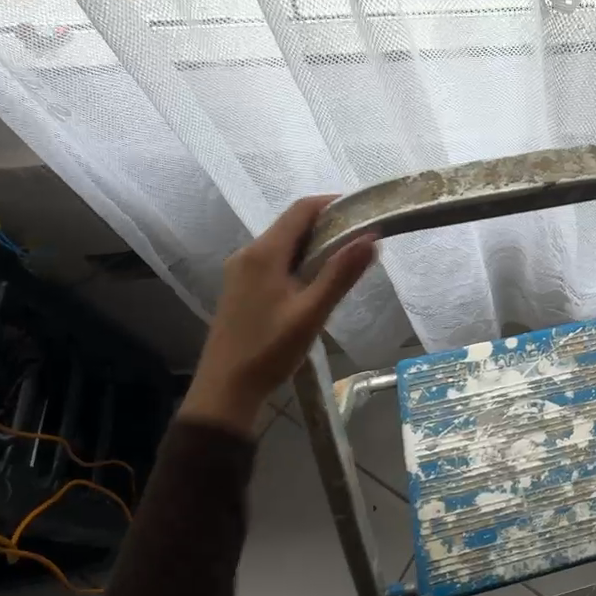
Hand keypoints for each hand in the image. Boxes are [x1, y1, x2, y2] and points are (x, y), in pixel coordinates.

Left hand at [178, 196, 377, 437]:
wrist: (224, 391)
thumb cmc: (268, 351)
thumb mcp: (311, 313)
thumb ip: (341, 274)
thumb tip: (371, 237)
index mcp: (264, 253)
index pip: (302, 209)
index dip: (333, 204)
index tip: (363, 212)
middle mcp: (248, 253)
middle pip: (292, 223)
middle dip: (328, 224)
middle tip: (360, 239)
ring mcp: (241, 270)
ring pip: (284, 242)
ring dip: (314, 243)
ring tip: (345, 259)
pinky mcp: (241, 287)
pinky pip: (274, 259)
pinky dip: (299, 259)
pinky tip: (315, 280)